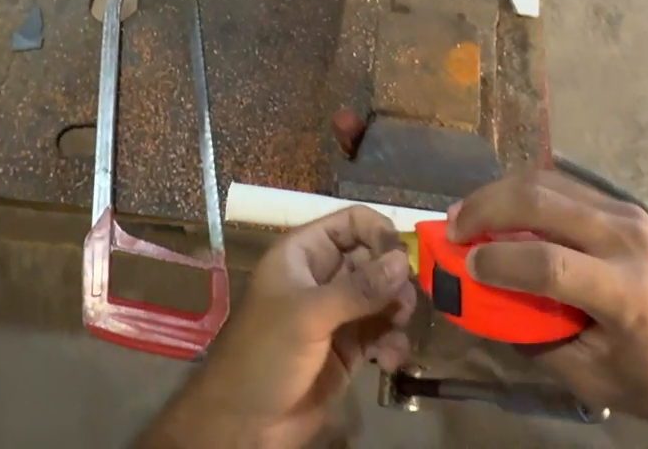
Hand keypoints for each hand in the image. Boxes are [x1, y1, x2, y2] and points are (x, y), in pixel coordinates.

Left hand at [143, 206, 417, 448]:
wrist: (243, 424)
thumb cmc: (265, 354)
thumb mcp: (308, 316)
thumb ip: (358, 289)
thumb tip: (403, 260)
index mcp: (304, 253)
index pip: (352, 222)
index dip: (379, 232)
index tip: (401, 257)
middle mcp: (323, 276)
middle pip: (373, 258)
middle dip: (394, 277)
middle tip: (405, 302)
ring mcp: (338, 313)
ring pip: (382, 296)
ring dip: (397, 310)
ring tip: (397, 330)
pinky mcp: (349, 348)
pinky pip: (382, 332)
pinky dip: (393, 342)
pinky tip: (392, 360)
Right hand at [449, 169, 647, 421]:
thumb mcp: (603, 382)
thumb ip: (544, 345)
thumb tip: (491, 311)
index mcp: (625, 293)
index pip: (549, 263)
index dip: (499, 261)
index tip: (463, 267)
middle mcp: (625, 239)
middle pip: (542, 201)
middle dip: (487, 208)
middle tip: (452, 224)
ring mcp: (627, 213)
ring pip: (550, 181)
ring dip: (502, 191)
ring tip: (469, 211)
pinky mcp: (626, 205)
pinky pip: (566, 184)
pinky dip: (526, 189)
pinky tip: (506, 205)